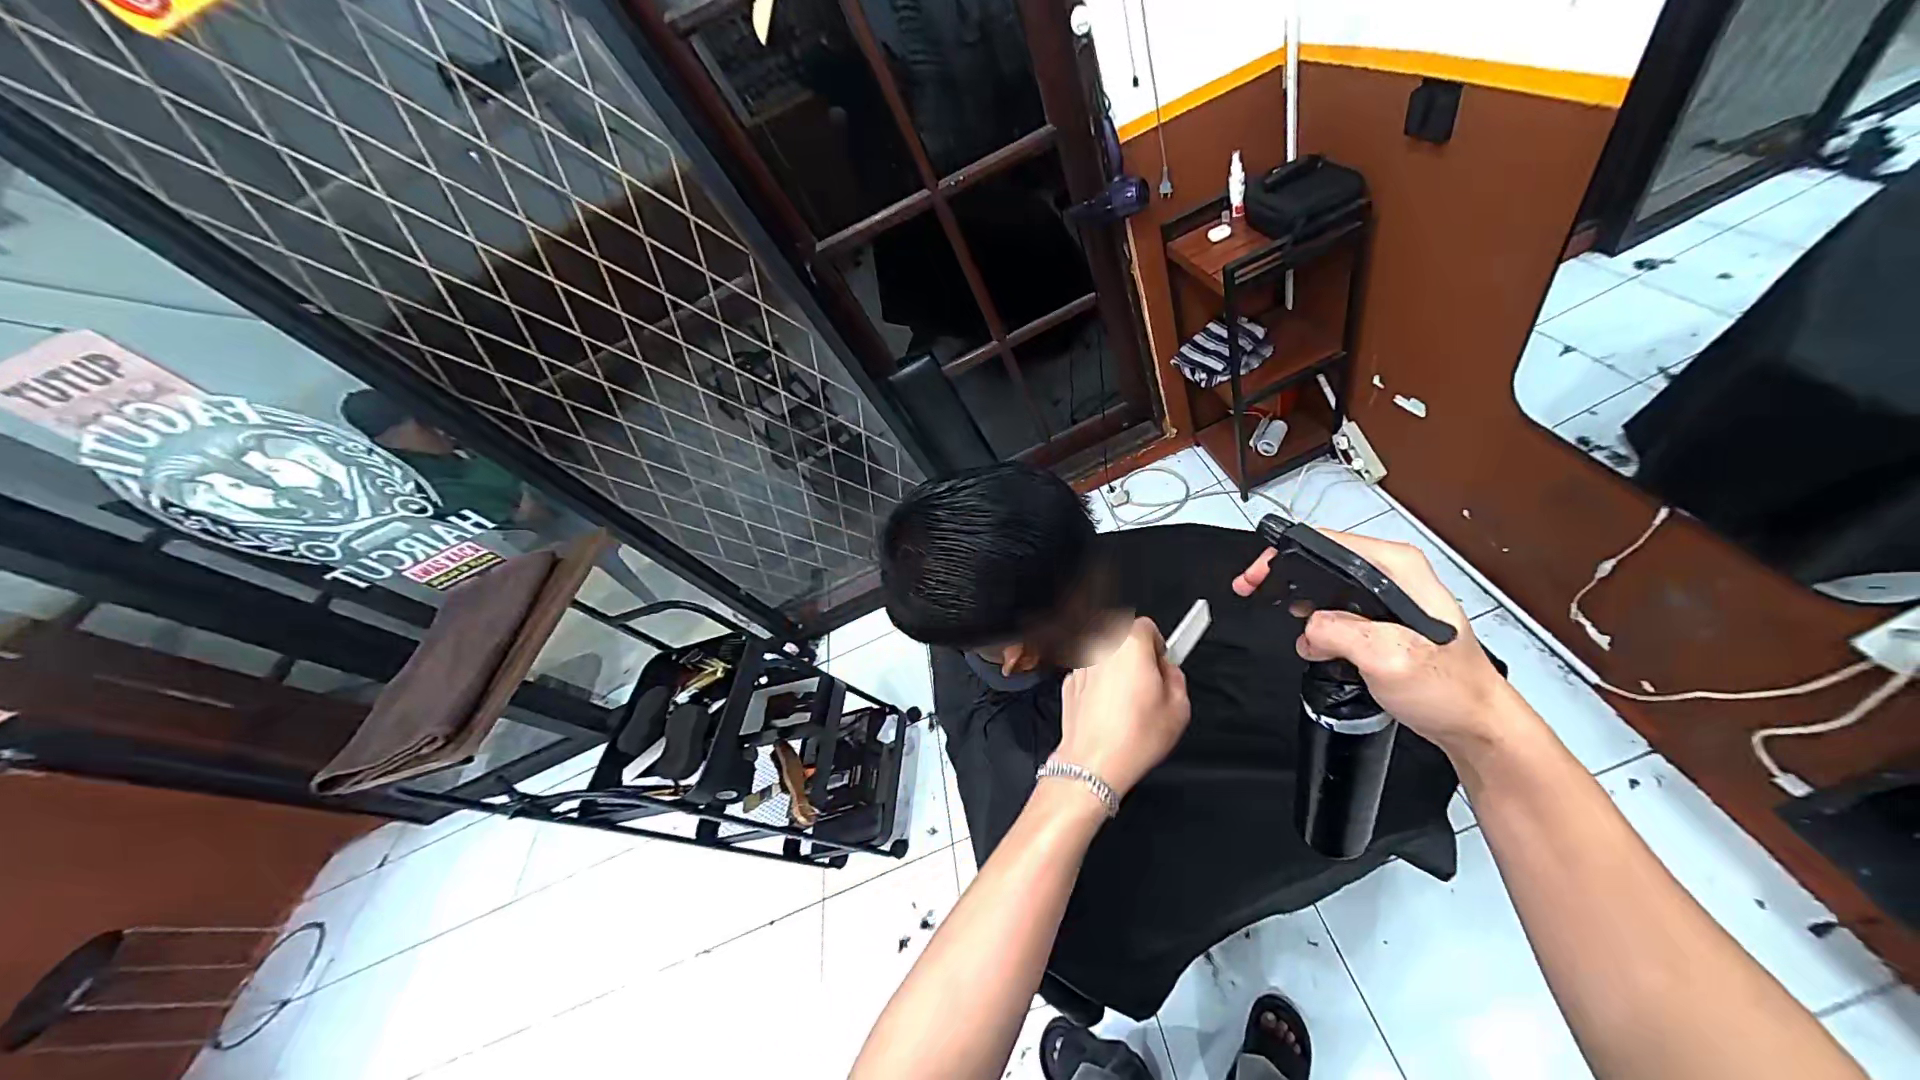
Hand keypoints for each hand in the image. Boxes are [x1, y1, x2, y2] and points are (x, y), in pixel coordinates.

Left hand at [1056, 617, 1190, 797]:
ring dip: (1116, 670)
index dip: (1158, 645)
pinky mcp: (1069, 683)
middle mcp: (1101, 647)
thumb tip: (1169, 671)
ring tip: (1129, 703)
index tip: (1163, 662)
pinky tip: (1110, 712)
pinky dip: (1099, 686)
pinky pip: (1090, 676)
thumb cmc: (1133, 737)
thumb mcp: (1179, 707)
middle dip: (1137, 656)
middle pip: (1123, 639)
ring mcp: (1081, 664)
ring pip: (1105, 657)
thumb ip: (1176, 677)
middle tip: (1150, 685)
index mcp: (1129, 643)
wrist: (1093, 762)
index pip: (1147, 626)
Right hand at [1232, 529, 1514, 754]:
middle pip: (1319, 562)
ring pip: (1323, 591)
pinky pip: (1333, 615)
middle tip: (1260, 596)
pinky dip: (1319, 633)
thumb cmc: (1451, 690)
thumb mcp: (1390, 658)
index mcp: (1397, 568)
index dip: (1282, 556)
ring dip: (1305, 617)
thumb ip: (1340, 631)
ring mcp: (1386, 597)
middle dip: (1286, 583)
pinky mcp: (1380, 619)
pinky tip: (1324, 651)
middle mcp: (1392, 575)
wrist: (1472, 725)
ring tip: (1309, 640)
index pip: (1324, 543)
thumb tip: (1310, 625)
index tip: (1256, 577)